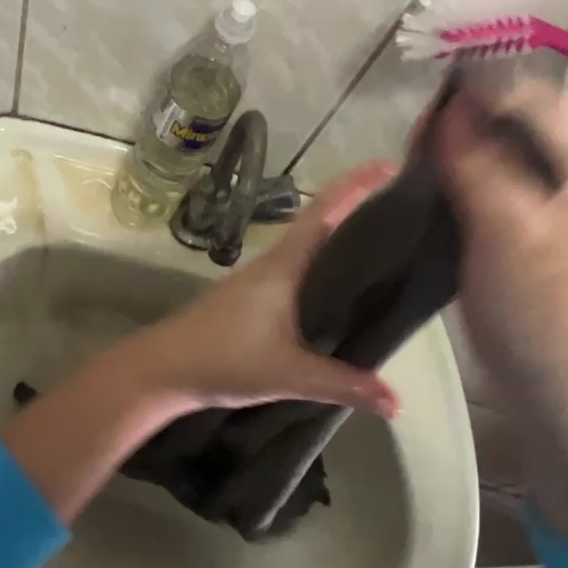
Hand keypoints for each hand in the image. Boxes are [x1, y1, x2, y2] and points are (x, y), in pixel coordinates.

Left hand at [105, 162, 402, 419]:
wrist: (163, 369)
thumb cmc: (223, 360)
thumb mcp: (288, 375)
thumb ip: (342, 384)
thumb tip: (397, 402)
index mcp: (283, 267)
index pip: (324, 213)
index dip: (355, 185)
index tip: (388, 165)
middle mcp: (272, 265)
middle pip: (320, 225)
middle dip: (358, 210)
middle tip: (404, 209)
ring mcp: (258, 280)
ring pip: (307, 249)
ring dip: (340, 240)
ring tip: (386, 247)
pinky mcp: (251, 298)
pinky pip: (297, 271)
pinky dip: (323, 268)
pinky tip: (339, 291)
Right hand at [431, 77, 567, 556]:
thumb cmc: (547, 310)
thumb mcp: (510, 230)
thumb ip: (479, 165)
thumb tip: (448, 108)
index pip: (524, 94)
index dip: (472, 94)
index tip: (422, 116)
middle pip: (508, 122)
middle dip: (458, 126)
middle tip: (411, 152)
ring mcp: (551, 205)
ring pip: (494, 157)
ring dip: (453, 158)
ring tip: (411, 175)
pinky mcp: (527, 235)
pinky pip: (488, 191)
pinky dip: (458, 188)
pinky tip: (427, 202)